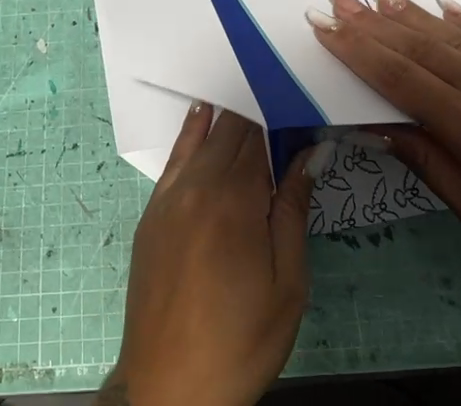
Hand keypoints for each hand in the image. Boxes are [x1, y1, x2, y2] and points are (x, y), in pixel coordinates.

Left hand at [101, 103, 314, 405]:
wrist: (171, 385)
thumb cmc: (242, 340)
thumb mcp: (287, 283)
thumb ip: (293, 211)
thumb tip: (309, 153)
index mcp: (235, 201)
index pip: (258, 137)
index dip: (279, 113)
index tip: (300, 98)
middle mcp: (197, 187)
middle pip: (229, 132)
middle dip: (256, 112)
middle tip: (282, 93)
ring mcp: (168, 198)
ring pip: (200, 139)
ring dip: (225, 116)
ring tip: (245, 86)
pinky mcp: (151, 214)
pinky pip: (174, 160)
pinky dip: (190, 133)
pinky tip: (201, 115)